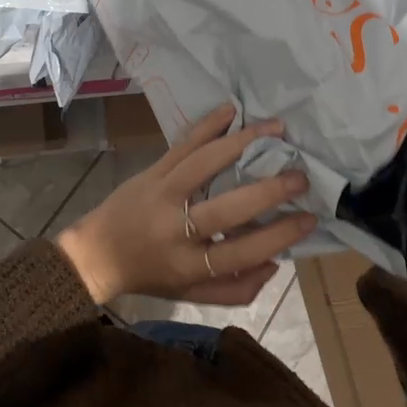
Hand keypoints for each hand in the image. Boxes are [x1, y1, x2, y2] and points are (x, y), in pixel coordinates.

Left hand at [56, 103, 316, 305]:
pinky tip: (232, 111)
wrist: (96, 253)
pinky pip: (183, 145)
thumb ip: (236, 288)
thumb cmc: (151, 275)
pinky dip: (207, 125)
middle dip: (269, 190)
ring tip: (275, 130)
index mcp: (189, 265)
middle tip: (301, 175)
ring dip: (242, 143)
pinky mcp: (151, 171)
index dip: (279, 235)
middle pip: (228, 208)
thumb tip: (275, 263)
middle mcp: (176, 228)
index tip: (310, 218)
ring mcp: (162, 194)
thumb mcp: (192, 295)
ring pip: (204, 164)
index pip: (242, 250)